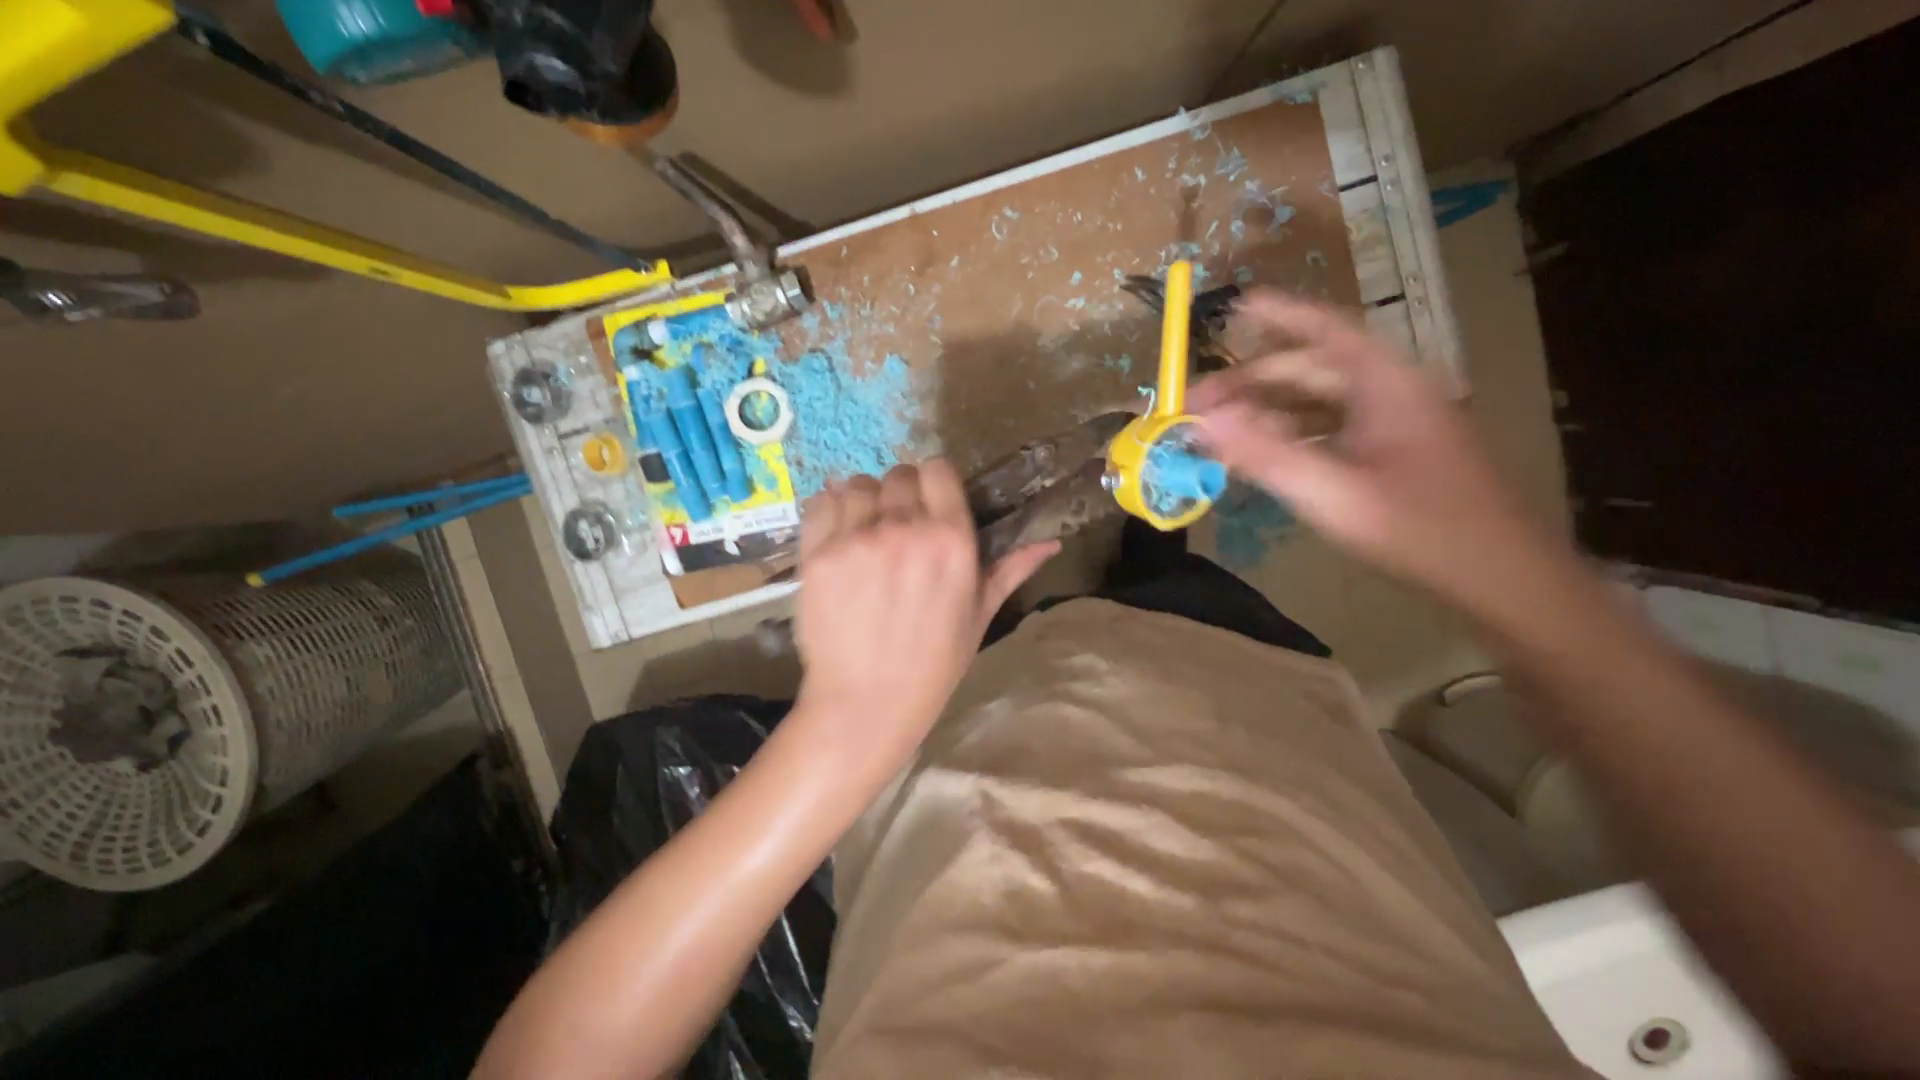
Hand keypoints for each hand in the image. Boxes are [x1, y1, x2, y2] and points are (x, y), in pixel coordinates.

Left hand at [793, 461, 1056, 756]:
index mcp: (951, 540)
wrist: (867, 702)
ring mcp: (857, 539)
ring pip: (856, 485)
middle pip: (898, 475)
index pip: (938, 470)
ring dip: (863, 503)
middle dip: (899, 494)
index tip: (929, 502)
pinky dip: (828, 512)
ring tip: (864, 535)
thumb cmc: (932, 664)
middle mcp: (905, 529)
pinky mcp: (819, 554)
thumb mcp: (978, 616)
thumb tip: (1051, 543)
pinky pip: (820, 505)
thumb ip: (1010, 570)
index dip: (933, 482)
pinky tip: (838, 537)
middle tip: (896, 527)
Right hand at [1192, 291, 1559, 614]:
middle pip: (1311, 370)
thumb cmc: (1419, 528)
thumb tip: (1200, 423)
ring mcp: (1395, 423)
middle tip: (1196, 406)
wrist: (1500, 575)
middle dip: (1251, 383)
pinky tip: (1263, 457)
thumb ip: (1263, 454)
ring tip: (1218, 432)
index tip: (1233, 307)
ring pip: (1319, 403)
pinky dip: (1292, 437)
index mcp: (1384, 383)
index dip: (1278, 315)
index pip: (1324, 329)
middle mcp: (1390, 391)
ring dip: (1268, 412)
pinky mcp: (1395, 454)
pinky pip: (1331, 430)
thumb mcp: (1331, 491)